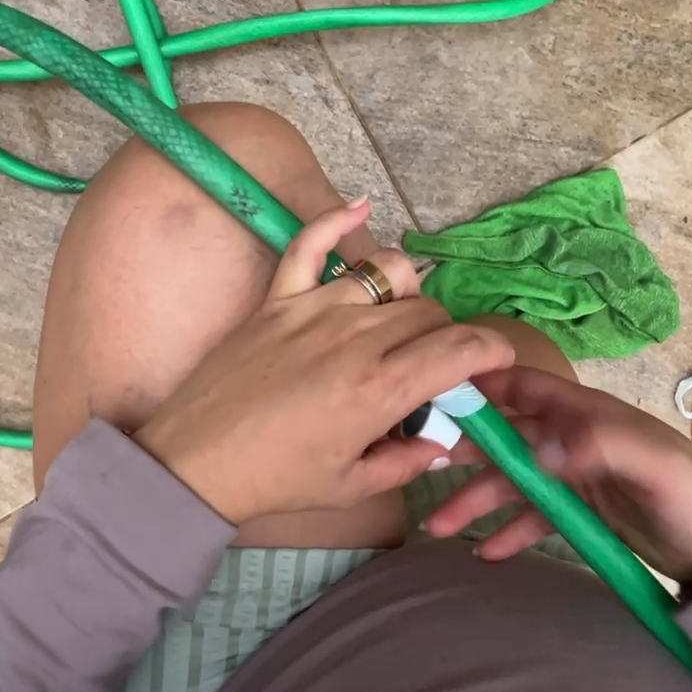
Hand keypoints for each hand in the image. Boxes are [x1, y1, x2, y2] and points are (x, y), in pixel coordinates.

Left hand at [134, 199, 515, 524]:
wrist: (195, 463)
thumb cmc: (277, 480)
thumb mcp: (353, 486)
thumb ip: (410, 461)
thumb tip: (445, 441)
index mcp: (380, 390)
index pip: (461, 348)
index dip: (492, 350)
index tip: (496, 360)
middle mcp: (355, 339)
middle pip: (428, 311)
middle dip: (445, 336)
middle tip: (429, 367)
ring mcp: (313, 310)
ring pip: (387, 273)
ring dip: (407, 292)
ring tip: (399, 319)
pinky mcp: (277, 300)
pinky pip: (309, 244)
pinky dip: (335, 220)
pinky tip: (359, 205)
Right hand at [424, 366, 691, 584]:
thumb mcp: (655, 466)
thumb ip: (597, 446)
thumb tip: (534, 450)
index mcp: (587, 414)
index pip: (526, 388)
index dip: (484, 386)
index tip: (437, 395)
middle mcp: (573, 439)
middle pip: (508, 439)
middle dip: (466, 454)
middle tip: (422, 472)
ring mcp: (574, 477)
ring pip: (513, 482)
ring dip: (476, 502)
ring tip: (438, 527)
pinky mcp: (581, 512)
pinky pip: (534, 518)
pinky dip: (508, 532)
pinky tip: (486, 552)